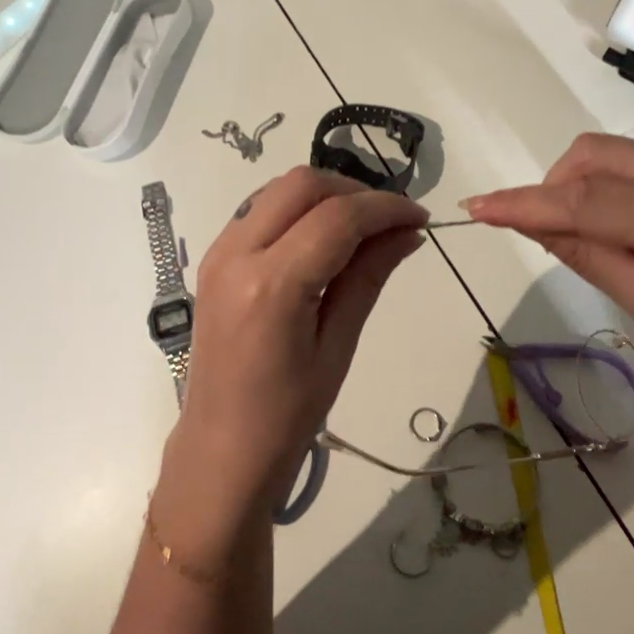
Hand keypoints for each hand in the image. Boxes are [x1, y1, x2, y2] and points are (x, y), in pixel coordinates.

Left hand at [170, 166, 426, 511]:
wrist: (221, 449)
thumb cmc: (287, 415)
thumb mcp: (338, 346)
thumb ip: (369, 277)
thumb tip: (408, 232)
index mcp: (271, 286)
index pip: (337, 216)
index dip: (385, 207)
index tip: (420, 218)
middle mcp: (237, 254)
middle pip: (302, 184)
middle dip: (353, 191)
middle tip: (390, 222)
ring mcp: (219, 253)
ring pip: (277, 190)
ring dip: (324, 196)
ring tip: (362, 229)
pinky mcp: (214, 259)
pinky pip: (259, 210)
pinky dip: (297, 210)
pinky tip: (324, 241)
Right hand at [462, 133, 633, 392]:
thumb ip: (580, 251)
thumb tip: (525, 220)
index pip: (586, 198)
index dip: (527, 202)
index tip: (478, 207)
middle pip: (593, 156)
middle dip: (554, 187)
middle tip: (547, 232)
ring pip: (608, 152)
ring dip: (577, 182)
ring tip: (583, 231)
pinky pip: (630, 159)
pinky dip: (603, 181)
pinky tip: (610, 218)